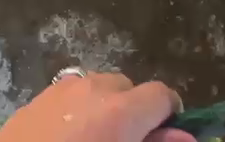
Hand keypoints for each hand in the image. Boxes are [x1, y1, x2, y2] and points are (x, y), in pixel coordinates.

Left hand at [0, 71, 194, 141]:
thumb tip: (186, 137)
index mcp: (121, 109)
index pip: (162, 95)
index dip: (167, 117)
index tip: (164, 139)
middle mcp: (95, 86)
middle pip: (130, 89)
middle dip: (133, 115)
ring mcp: (64, 87)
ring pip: (100, 89)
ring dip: (105, 110)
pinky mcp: (38, 96)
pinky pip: (72, 95)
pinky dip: (79, 111)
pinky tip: (66, 140)